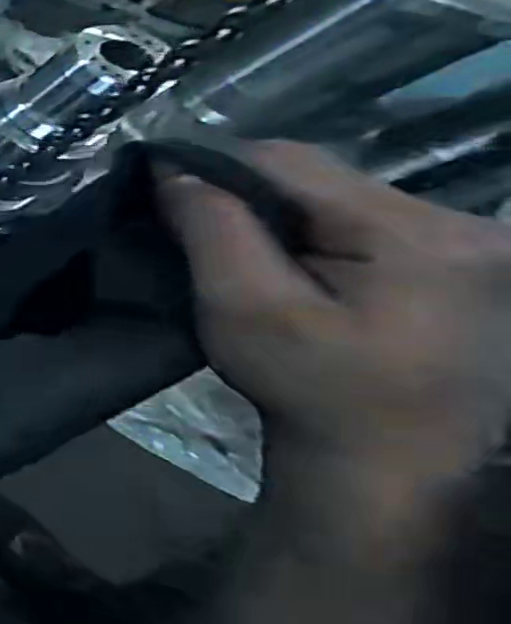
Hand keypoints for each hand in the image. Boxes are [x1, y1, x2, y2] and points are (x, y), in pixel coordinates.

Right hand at [158, 141, 510, 486]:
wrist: (390, 462)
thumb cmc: (311, 388)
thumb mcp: (243, 306)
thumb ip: (209, 227)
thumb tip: (168, 167)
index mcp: (418, 234)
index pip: (284, 161)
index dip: (209, 165)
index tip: (155, 186)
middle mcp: (461, 223)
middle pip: (314, 172)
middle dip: (240, 187)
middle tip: (186, 220)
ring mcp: (469, 241)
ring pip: (330, 189)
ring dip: (270, 205)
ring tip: (226, 238)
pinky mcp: (458, 259)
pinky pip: (354, 212)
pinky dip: (301, 223)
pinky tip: (280, 253)